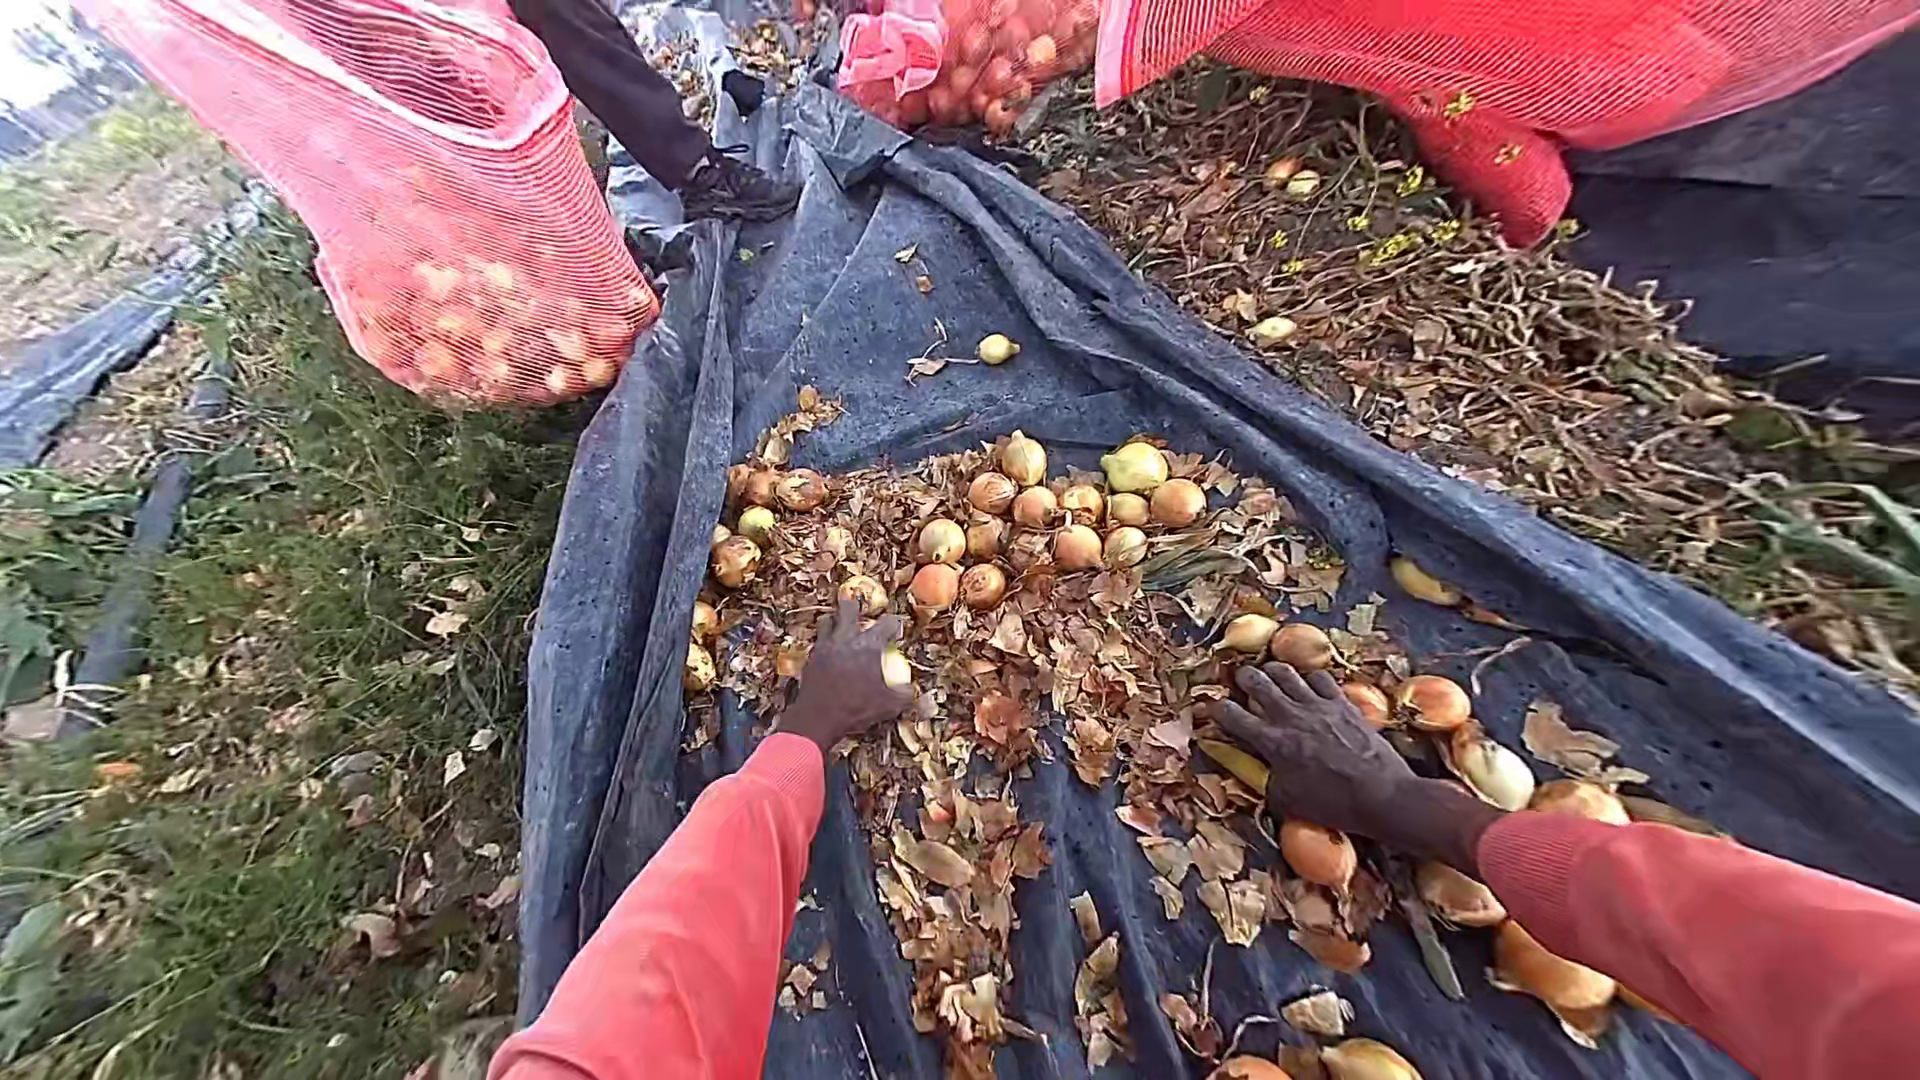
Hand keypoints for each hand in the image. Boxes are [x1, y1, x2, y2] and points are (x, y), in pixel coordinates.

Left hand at [775, 597, 911, 752]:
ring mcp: (825, 646)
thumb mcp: (888, 705)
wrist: (818, 718)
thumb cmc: (856, 708)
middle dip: (855, 606)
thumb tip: (911, 690)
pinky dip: (824, 641)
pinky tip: (828, 650)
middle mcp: (846, 639)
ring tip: (840, 625)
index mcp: (869, 645)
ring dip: (835, 621)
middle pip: (849, 610)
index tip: (896, 630)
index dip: (894, 624)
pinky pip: (818, 641)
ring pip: (828, 621)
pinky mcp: (810, 658)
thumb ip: (904, 695)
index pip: (886, 624)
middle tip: (859, 608)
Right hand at [1205, 663, 1503, 874]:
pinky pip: (1318, 677)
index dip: (1215, 708)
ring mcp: (1316, 705)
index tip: (1214, 710)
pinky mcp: (1341, 702)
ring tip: (1272, 679)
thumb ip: (1263, 779)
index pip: (1229, 713)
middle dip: (1242, 679)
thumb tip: (1252, 769)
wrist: (1386, 798)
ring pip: (1284, 670)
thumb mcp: (1287, 800)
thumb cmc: (1333, 805)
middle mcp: (1288, 715)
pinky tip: (1309, 689)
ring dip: (1273, 672)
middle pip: (1254, 679)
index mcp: (1271, 740)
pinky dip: (1309, 680)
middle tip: (1244, 685)